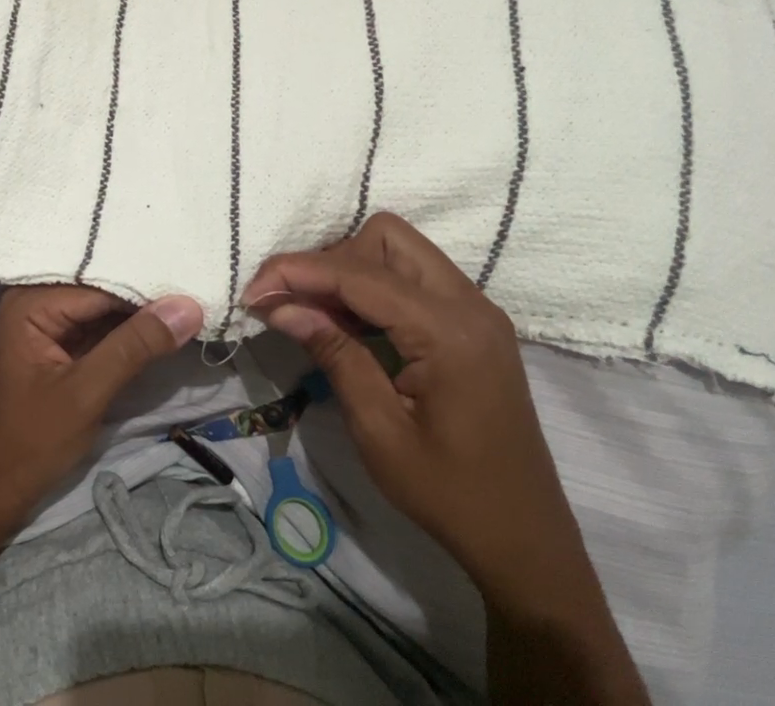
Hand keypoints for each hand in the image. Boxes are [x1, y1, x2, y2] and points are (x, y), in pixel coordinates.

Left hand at [0, 286, 204, 535]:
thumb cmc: (31, 441)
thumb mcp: (86, 392)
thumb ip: (134, 346)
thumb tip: (188, 306)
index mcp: (29, 304)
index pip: (100, 283)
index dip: (148, 288)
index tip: (198, 288)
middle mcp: (32, 302)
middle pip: (100, 290)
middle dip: (146, 296)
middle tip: (200, 291)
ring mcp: (42, 325)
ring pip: (101, 310)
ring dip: (140, 315)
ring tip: (193, 308)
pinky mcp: (54, 347)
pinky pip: (96, 329)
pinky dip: (126, 334)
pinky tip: (164, 331)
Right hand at [239, 213, 581, 595]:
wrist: (522, 535)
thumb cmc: (447, 491)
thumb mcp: (377, 429)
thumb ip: (334, 354)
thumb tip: (280, 305)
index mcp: (449, 332)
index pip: (359, 272)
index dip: (298, 272)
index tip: (252, 292)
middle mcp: (470, 306)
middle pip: (387, 237)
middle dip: (328, 260)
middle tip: (291, 304)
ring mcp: (477, 313)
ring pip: (400, 252)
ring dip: (349, 270)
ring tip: (312, 314)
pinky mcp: (473, 327)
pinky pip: (414, 279)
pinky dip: (373, 287)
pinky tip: (346, 324)